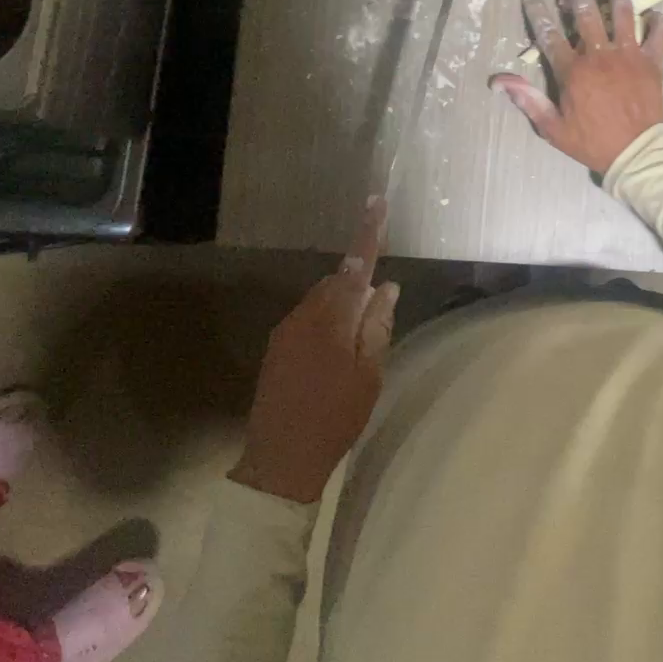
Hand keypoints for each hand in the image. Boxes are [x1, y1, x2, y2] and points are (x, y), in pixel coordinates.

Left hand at [230, 198, 399, 502]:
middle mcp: (304, 315)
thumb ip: (377, 326)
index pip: (355, 265)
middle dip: (358, 284)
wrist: (280, 460)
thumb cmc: (335, 418)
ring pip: (321, 300)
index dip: (368, 233)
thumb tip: (385, 287)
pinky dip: (327, 323)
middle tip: (380, 312)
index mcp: (332, 320)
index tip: (376, 202)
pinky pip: (308, 319)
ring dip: (342, 307)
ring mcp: (286, 331)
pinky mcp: (277, 347)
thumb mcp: (369, 374)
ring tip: (358, 345)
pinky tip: (335, 356)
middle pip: (337, 281)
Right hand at [490, 0, 662, 172]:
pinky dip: (657, 20)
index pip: (549, 33)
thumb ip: (528, 100)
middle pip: (585, 12)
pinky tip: (651, 14)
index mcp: (573, 71)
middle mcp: (600, 55)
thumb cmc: (592, 142)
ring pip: (622, 12)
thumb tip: (499, 80)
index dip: (537, 12)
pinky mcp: (652, 62)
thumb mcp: (553, 128)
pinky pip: (658, 33)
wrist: (636, 153)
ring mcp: (629, 55)